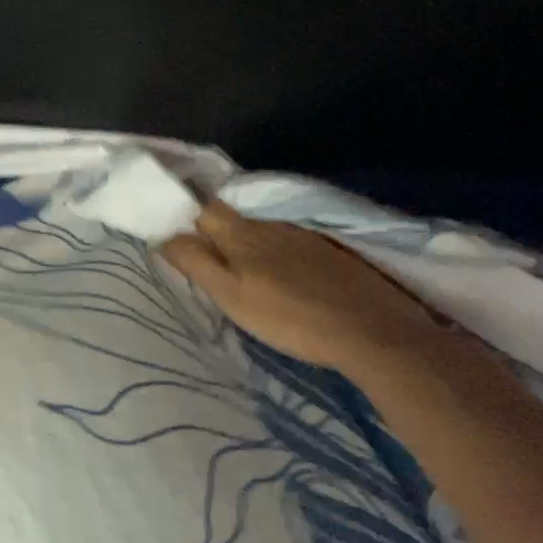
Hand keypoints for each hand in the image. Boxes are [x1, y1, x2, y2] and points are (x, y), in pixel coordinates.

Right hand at [161, 200, 445, 376]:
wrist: (379, 336)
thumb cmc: (290, 318)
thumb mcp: (230, 296)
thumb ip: (193, 261)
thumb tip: (163, 235)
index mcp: (241, 234)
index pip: (203, 206)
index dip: (186, 212)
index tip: (175, 229)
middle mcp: (273, 226)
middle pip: (234, 218)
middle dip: (216, 229)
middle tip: (209, 255)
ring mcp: (309, 239)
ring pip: (266, 231)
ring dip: (252, 243)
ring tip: (249, 268)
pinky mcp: (338, 256)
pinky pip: (296, 244)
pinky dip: (283, 254)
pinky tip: (290, 277)